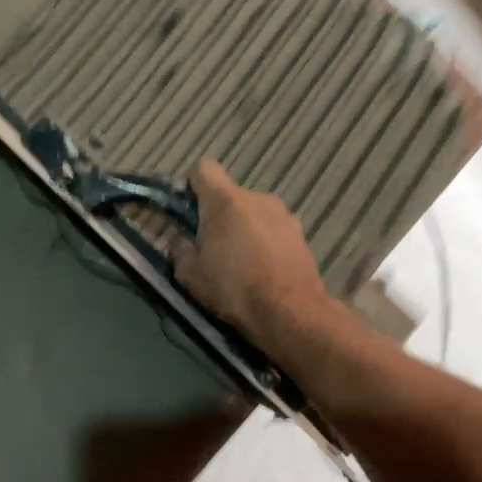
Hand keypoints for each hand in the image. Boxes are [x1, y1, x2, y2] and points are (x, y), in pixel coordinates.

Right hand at [170, 160, 335, 346]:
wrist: (289, 312)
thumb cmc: (232, 289)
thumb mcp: (189, 274)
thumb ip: (180, 249)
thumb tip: (182, 238)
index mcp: (225, 201)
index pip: (203, 169)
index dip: (191, 185)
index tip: (187, 210)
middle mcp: (257, 197)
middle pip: (229, 195)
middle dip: (217, 215)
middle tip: (210, 247)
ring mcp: (284, 213)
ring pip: (253, 213)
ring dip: (243, 229)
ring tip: (240, 263)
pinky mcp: (301, 232)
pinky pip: (272, 229)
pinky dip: (263, 242)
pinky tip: (262, 269)